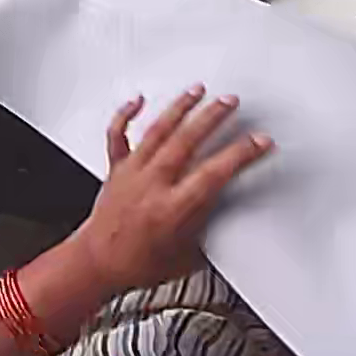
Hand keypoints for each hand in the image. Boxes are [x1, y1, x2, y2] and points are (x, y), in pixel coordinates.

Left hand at [63, 86, 273, 296]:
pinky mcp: (116, 169)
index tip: (259, 141)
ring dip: (179, 108)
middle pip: (185, 142)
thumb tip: (230, 212)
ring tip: (197, 90)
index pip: (213, 174)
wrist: (96, 264)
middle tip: (230, 102)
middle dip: (211, 117)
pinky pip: (118, 136)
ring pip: (157, 131)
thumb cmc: (137, 264)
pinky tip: (137, 100)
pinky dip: (125, 115)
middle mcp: (152, 185)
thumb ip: (208, 228)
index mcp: (172, 209)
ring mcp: (132, 173)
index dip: (240, 154)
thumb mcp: (187, 256)